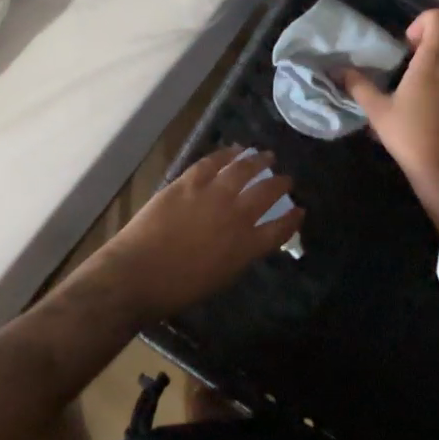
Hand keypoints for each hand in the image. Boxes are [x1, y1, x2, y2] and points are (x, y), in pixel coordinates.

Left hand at [80, 147, 303, 322]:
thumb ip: (238, 256)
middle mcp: (235, 216)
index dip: (293, 219)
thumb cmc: (178, 289)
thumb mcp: (220, 278)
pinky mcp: (188, 183)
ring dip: (258, 161)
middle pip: (266, 193)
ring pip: (243, 170)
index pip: (280, 230)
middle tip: (286, 179)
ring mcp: (211, 195)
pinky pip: (212, 162)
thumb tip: (246, 240)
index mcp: (245, 247)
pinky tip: (235, 150)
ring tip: (266, 156)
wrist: (139, 274)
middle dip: (280, 184)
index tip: (300, 210)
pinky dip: (226, 154)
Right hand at [338, 8, 438, 202]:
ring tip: (411, 76)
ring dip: (436, 52)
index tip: (405, 43)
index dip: (423, 21)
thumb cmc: (411, 137)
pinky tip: (422, 97)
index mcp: (435, 61)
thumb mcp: (378, 112)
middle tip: (407, 52)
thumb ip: (359, 87)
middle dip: (430, 32)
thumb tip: (339, 71)